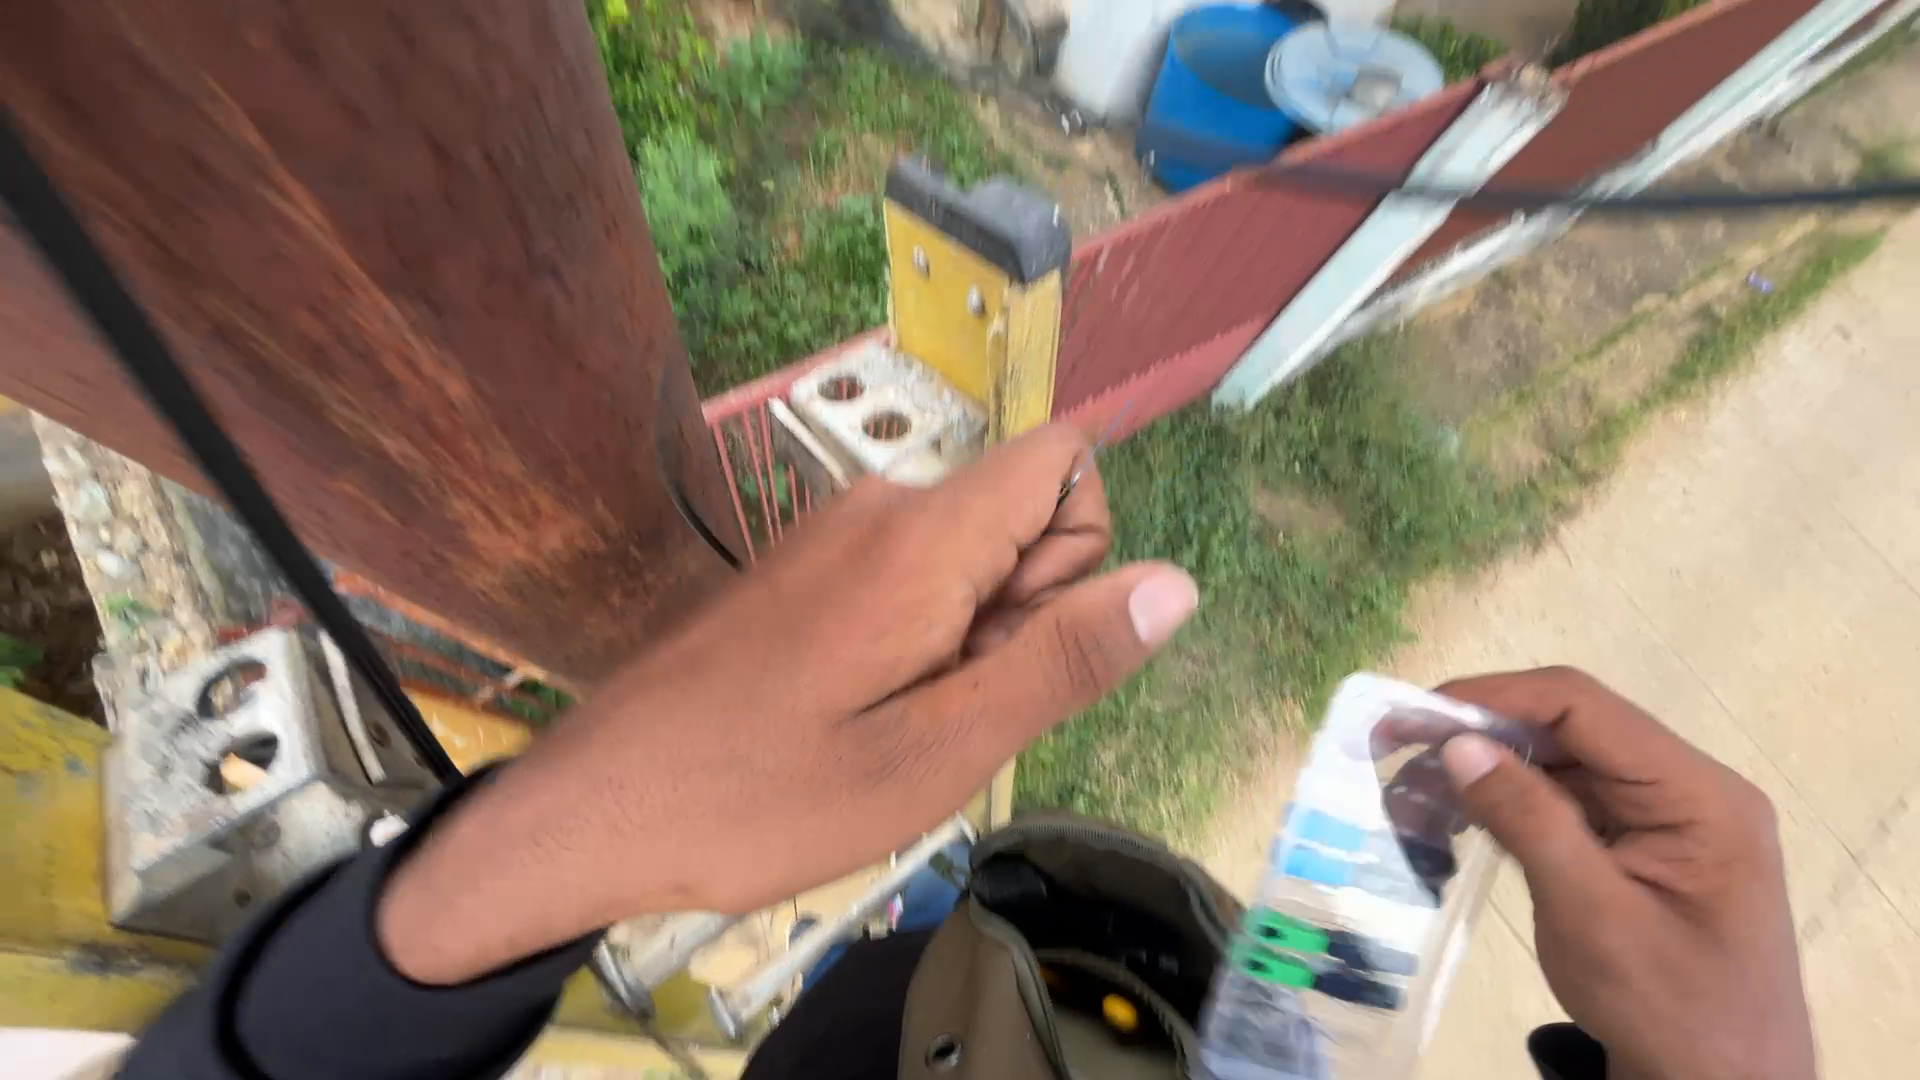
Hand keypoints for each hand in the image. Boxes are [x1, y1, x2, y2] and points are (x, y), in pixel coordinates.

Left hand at [377, 424, 1198, 983]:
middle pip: (1020, 509)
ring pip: (969, 547)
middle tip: (947, 702)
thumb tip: (1175, 584)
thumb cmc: (773, 791)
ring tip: (897, 712)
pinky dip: (923, 627)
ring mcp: (838, 526)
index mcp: (927, 534)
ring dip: (973, 626)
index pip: (1064, 460)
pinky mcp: (809, 559)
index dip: (1079, 551)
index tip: (1018, 642)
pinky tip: (861, 699)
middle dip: (1023, 605)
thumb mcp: (941, 749)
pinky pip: (912, 567)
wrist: (600, 803)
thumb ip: (1064, 659)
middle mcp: (884, 502)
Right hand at [1437, 668, 1815, 1079]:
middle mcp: (1675, 786)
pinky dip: (1486, 798)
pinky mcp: (1620, 833)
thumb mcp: (1593, 918)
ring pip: (1539, 755)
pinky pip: (1543, 792)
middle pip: (1554, 725)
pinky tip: (1444, 817)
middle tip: (1390, 747)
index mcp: (1695, 795)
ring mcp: (1648, 809)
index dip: (1491, 697)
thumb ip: (1529, 821)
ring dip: (1469, 768)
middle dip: (1468, 732)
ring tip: (1405, 794)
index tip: (1414, 718)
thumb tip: (1456, 743)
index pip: (1580, 707)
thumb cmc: (1669, 1010)